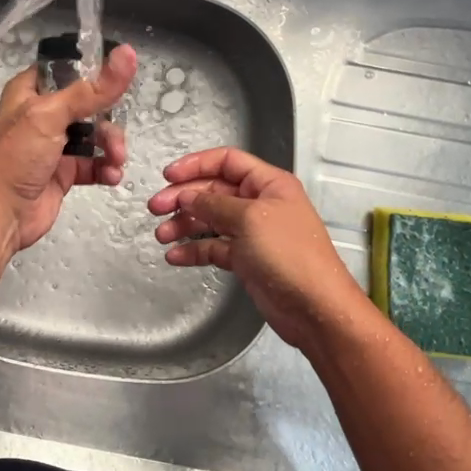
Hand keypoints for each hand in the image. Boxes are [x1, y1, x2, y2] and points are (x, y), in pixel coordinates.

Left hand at [0, 44, 137, 252]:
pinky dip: (106, 168)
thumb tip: (128, 53)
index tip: (118, 80)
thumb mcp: (50, 116)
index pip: (66, 69)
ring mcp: (53, 144)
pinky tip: (112, 176)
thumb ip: (91, 90)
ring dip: (111, 146)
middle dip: (109, 118)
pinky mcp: (64, 171)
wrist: (0, 215)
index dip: (92, 72)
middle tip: (116, 136)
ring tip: (116, 161)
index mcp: (29, 91)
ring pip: (95, 134)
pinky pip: (94, 163)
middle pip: (88, 104)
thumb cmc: (16, 157)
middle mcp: (41, 114)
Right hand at [148, 147, 361, 350]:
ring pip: (210, 220)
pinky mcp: (246, 259)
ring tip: (161, 235)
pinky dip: (194, 250)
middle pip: (213, 191)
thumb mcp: (249, 219)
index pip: (227, 161)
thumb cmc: (288, 254)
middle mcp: (259, 203)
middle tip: (155, 209)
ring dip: (184, 225)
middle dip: (183, 198)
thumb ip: (213, 204)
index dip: (195, 164)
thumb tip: (186, 196)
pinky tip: (174, 257)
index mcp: (268, 184)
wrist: (316, 308)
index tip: (167, 176)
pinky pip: (213, 248)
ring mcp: (252, 233)